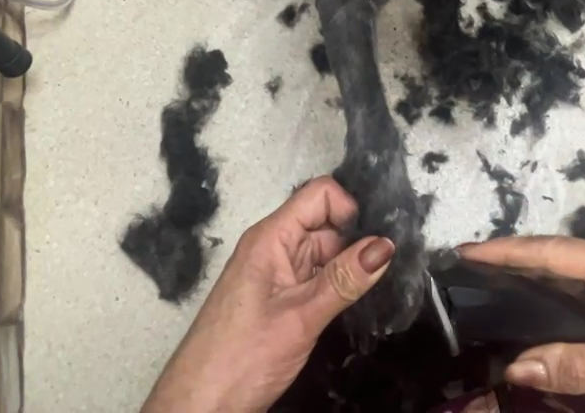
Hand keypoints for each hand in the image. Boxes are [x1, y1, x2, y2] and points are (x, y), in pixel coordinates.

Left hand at [142, 178, 394, 412]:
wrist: (198, 409)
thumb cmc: (241, 359)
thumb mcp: (300, 318)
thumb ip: (344, 280)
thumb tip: (386, 244)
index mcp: (271, 237)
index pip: (320, 194)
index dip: (349, 209)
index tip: (371, 243)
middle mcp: (273, 246)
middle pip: (324, 223)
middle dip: (354, 241)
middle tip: (384, 270)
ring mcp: (275, 273)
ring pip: (322, 252)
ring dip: (345, 267)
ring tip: (371, 290)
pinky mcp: (278, 297)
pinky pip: (314, 276)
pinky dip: (334, 286)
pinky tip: (350, 303)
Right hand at [459, 236, 584, 412]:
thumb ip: (572, 366)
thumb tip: (514, 368)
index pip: (551, 252)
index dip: (506, 251)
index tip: (465, 250)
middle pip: (557, 256)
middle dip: (514, 261)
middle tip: (469, 271)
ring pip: (571, 275)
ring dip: (534, 280)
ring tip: (492, 287)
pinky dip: (557, 300)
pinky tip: (537, 312)